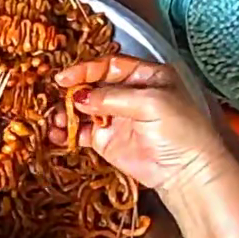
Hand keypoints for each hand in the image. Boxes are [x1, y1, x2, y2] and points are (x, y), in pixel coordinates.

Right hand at [48, 56, 231, 192]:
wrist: (184, 171)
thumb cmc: (180, 130)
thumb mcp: (150, 103)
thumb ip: (112, 97)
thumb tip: (79, 97)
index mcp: (144, 76)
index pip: (109, 66)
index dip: (86, 70)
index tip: (65, 78)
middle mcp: (127, 94)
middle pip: (91, 86)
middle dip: (72, 92)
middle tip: (57, 99)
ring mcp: (114, 117)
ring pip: (82, 109)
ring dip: (65, 113)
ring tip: (54, 120)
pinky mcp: (104, 139)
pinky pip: (80, 132)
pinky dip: (66, 133)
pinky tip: (56, 135)